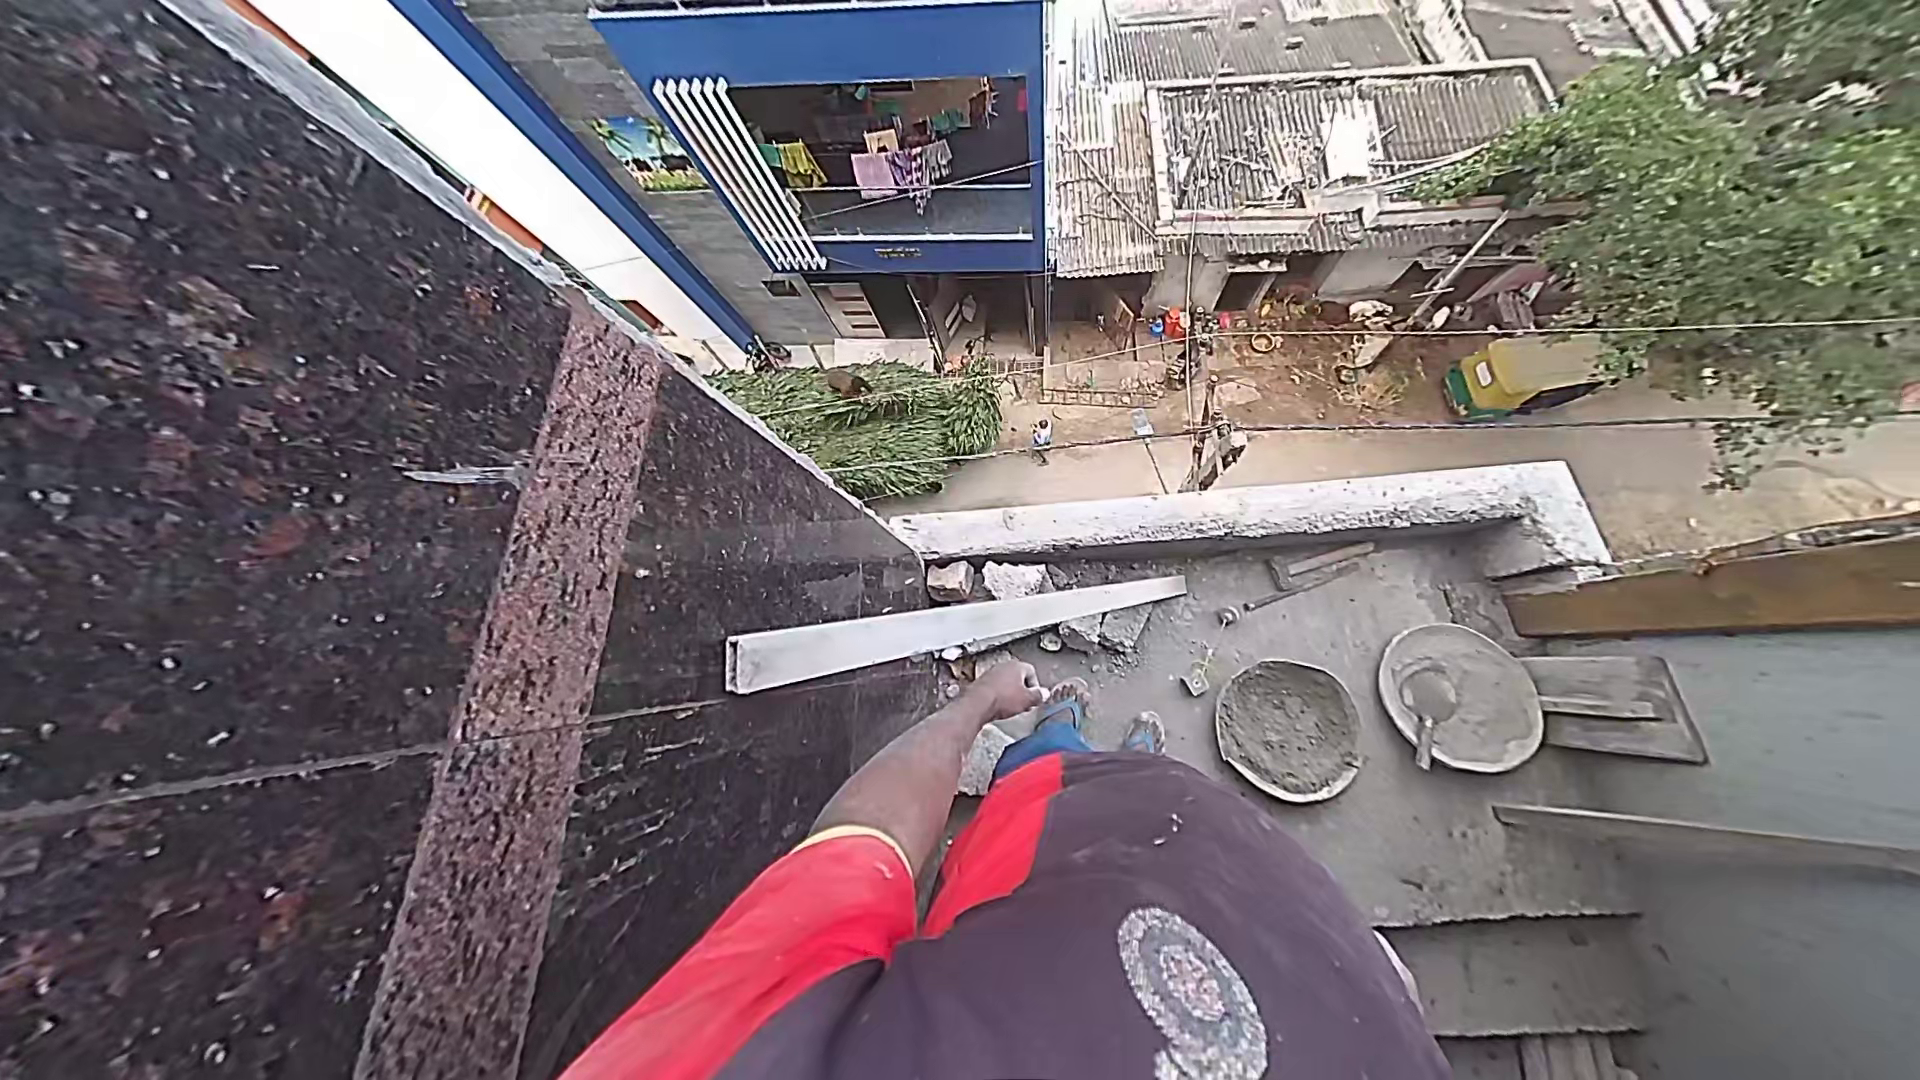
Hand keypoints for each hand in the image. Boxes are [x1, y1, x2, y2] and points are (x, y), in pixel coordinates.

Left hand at [967, 660, 1045, 721]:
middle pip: (1018, 676)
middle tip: (1025, 703)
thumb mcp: (1027, 700)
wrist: (978, 704)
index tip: (1034, 697)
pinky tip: (999, 705)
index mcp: (1016, 665)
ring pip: (1006, 681)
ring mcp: (991, 673)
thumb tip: (1045, 694)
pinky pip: (995, 687)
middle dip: (1023, 690)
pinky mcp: (981, 682)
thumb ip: (1038, 696)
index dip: (1035, 685)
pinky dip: (999, 694)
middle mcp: (1003, 666)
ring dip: (1011, 692)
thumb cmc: (1003, 699)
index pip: (1031, 671)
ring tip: (1012, 706)